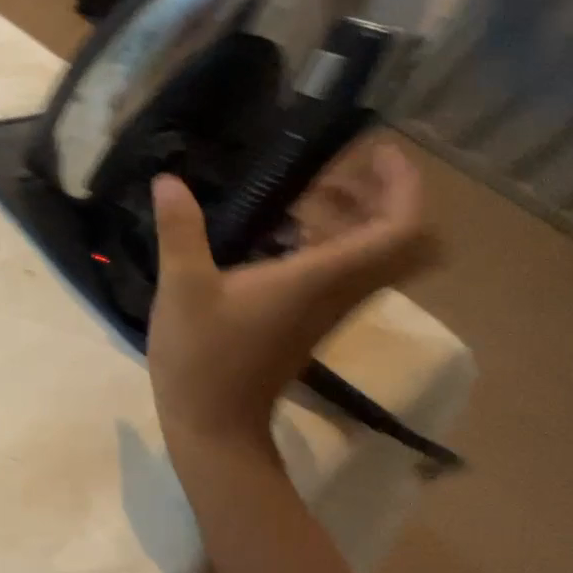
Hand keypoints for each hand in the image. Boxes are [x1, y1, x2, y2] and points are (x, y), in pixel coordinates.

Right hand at [147, 139, 435, 458]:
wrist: (214, 420)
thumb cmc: (202, 354)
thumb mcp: (182, 286)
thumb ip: (180, 231)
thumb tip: (169, 180)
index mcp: (320, 277)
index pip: (401, 227)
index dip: (402, 185)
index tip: (374, 152)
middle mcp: (339, 290)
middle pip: (403, 240)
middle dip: (384, 198)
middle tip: (337, 172)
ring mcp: (327, 307)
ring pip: (373, 255)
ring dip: (353, 218)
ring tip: (299, 193)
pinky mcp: (308, 318)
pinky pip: (343, 270)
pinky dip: (326, 242)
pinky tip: (274, 233)